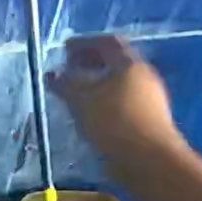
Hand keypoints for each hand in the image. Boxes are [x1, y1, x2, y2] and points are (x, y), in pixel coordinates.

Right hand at [53, 34, 187, 160]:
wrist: (148, 158)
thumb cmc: (113, 122)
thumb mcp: (81, 101)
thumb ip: (65, 85)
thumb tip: (52, 74)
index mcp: (129, 64)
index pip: (107, 42)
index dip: (84, 43)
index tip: (64, 50)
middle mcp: (143, 75)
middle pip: (116, 60)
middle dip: (91, 61)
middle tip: (69, 69)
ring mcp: (149, 97)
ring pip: (120, 81)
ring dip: (97, 81)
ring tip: (77, 92)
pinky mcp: (148, 117)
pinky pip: (123, 99)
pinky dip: (105, 98)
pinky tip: (92, 112)